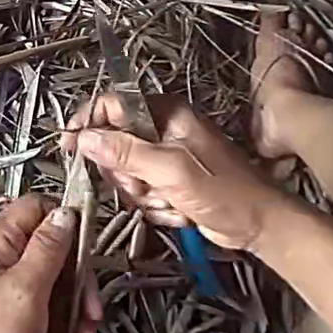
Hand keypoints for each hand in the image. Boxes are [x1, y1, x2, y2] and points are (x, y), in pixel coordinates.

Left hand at [0, 195, 103, 332]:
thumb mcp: (26, 287)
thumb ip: (50, 248)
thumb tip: (65, 214)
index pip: (39, 208)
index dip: (67, 225)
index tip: (86, 251)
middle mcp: (2, 259)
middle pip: (56, 252)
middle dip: (79, 286)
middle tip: (88, 309)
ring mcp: (9, 288)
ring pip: (59, 287)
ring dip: (78, 317)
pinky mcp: (17, 316)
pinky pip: (52, 314)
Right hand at [65, 95, 292, 251]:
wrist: (260, 227)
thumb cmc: (226, 191)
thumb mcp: (171, 169)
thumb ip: (126, 152)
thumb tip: (85, 138)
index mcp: (165, 113)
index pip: (112, 105)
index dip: (89, 123)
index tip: (71, 145)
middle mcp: (162, 129)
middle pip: (113, 144)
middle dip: (124, 173)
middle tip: (143, 186)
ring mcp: (164, 156)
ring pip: (124, 172)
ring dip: (141, 194)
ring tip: (167, 200)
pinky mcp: (167, 181)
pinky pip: (139, 191)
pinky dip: (153, 205)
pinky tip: (175, 210)